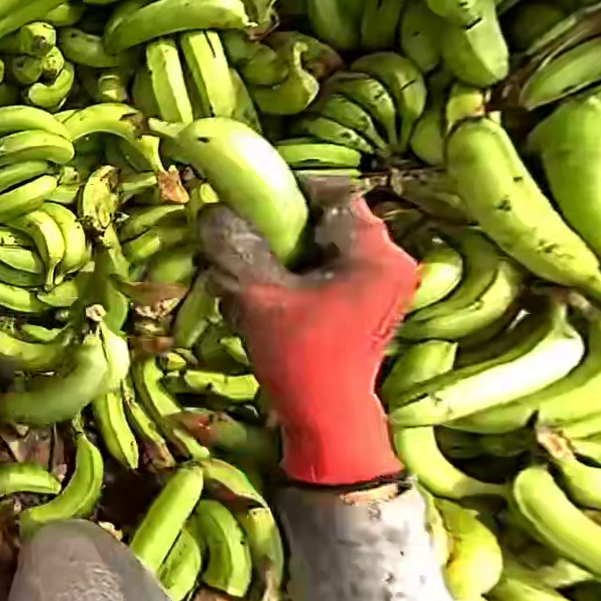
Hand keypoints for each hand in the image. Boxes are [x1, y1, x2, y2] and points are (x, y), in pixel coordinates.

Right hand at [198, 177, 418, 486]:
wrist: (326, 412)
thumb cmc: (299, 352)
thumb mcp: (257, 294)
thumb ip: (234, 248)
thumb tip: (212, 210)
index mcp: (375, 255)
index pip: (337, 195)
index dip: (291, 188)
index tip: (248, 197)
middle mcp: (389, 264)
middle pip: (324, 223)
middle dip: (275, 231)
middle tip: (234, 243)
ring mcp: (379, 287)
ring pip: (319, 251)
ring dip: (276, 258)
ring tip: (241, 278)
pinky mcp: (364, 306)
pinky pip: (321, 274)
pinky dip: (287, 278)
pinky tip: (259, 299)